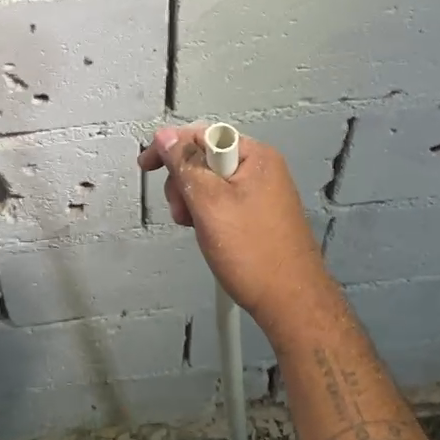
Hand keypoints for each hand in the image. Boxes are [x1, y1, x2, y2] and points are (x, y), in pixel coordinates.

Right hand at [138, 125, 337, 325]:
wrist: (292, 304)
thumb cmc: (254, 255)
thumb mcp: (209, 204)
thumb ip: (185, 166)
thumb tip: (165, 135)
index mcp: (255, 155)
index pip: (202, 135)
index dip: (171, 148)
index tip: (147, 165)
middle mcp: (261, 167)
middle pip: (205, 157)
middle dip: (183, 182)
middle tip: (180, 211)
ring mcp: (262, 191)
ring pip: (211, 181)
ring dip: (193, 201)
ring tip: (195, 227)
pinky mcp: (260, 213)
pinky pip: (223, 199)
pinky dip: (208, 212)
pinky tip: (207, 233)